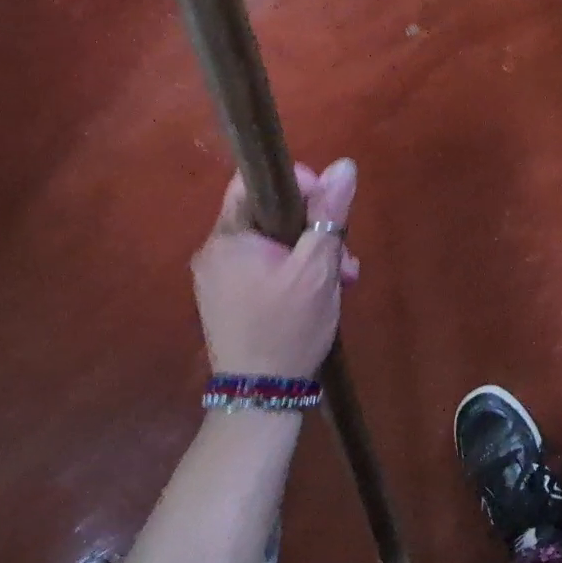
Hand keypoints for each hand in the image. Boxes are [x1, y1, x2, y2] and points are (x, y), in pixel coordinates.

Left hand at [192, 158, 361, 379]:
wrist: (260, 397)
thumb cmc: (287, 327)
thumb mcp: (318, 268)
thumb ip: (329, 214)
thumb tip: (344, 165)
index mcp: (228, 237)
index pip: (257, 181)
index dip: (299, 183)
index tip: (330, 207)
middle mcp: (215, 251)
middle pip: (270, 213)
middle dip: (315, 227)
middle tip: (346, 253)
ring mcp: (218, 277)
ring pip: (273, 241)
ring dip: (311, 252)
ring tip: (344, 278)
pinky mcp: (227, 298)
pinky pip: (264, 266)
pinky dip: (294, 270)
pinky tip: (323, 291)